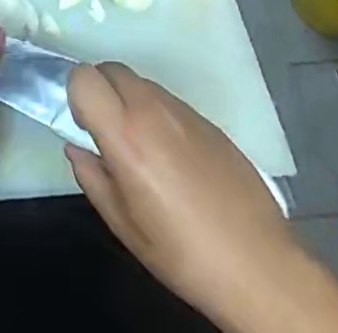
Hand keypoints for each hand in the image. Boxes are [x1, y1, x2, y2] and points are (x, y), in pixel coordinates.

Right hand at [64, 63, 292, 312]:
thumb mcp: (121, 223)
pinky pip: (170, 102)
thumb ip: (90, 176)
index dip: (76, 94)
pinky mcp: (211, 124)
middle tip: (107, 131)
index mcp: (126, 134)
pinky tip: (174, 158)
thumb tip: (77, 148)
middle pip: (112, 69)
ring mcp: (187, 114)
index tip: (85, 124)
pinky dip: (159, 115)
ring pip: (142, 83)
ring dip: (129, 101)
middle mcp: (154, 112)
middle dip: (100, 89)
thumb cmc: (182, 252)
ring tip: (143, 147)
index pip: (84, 77)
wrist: (261, 268)